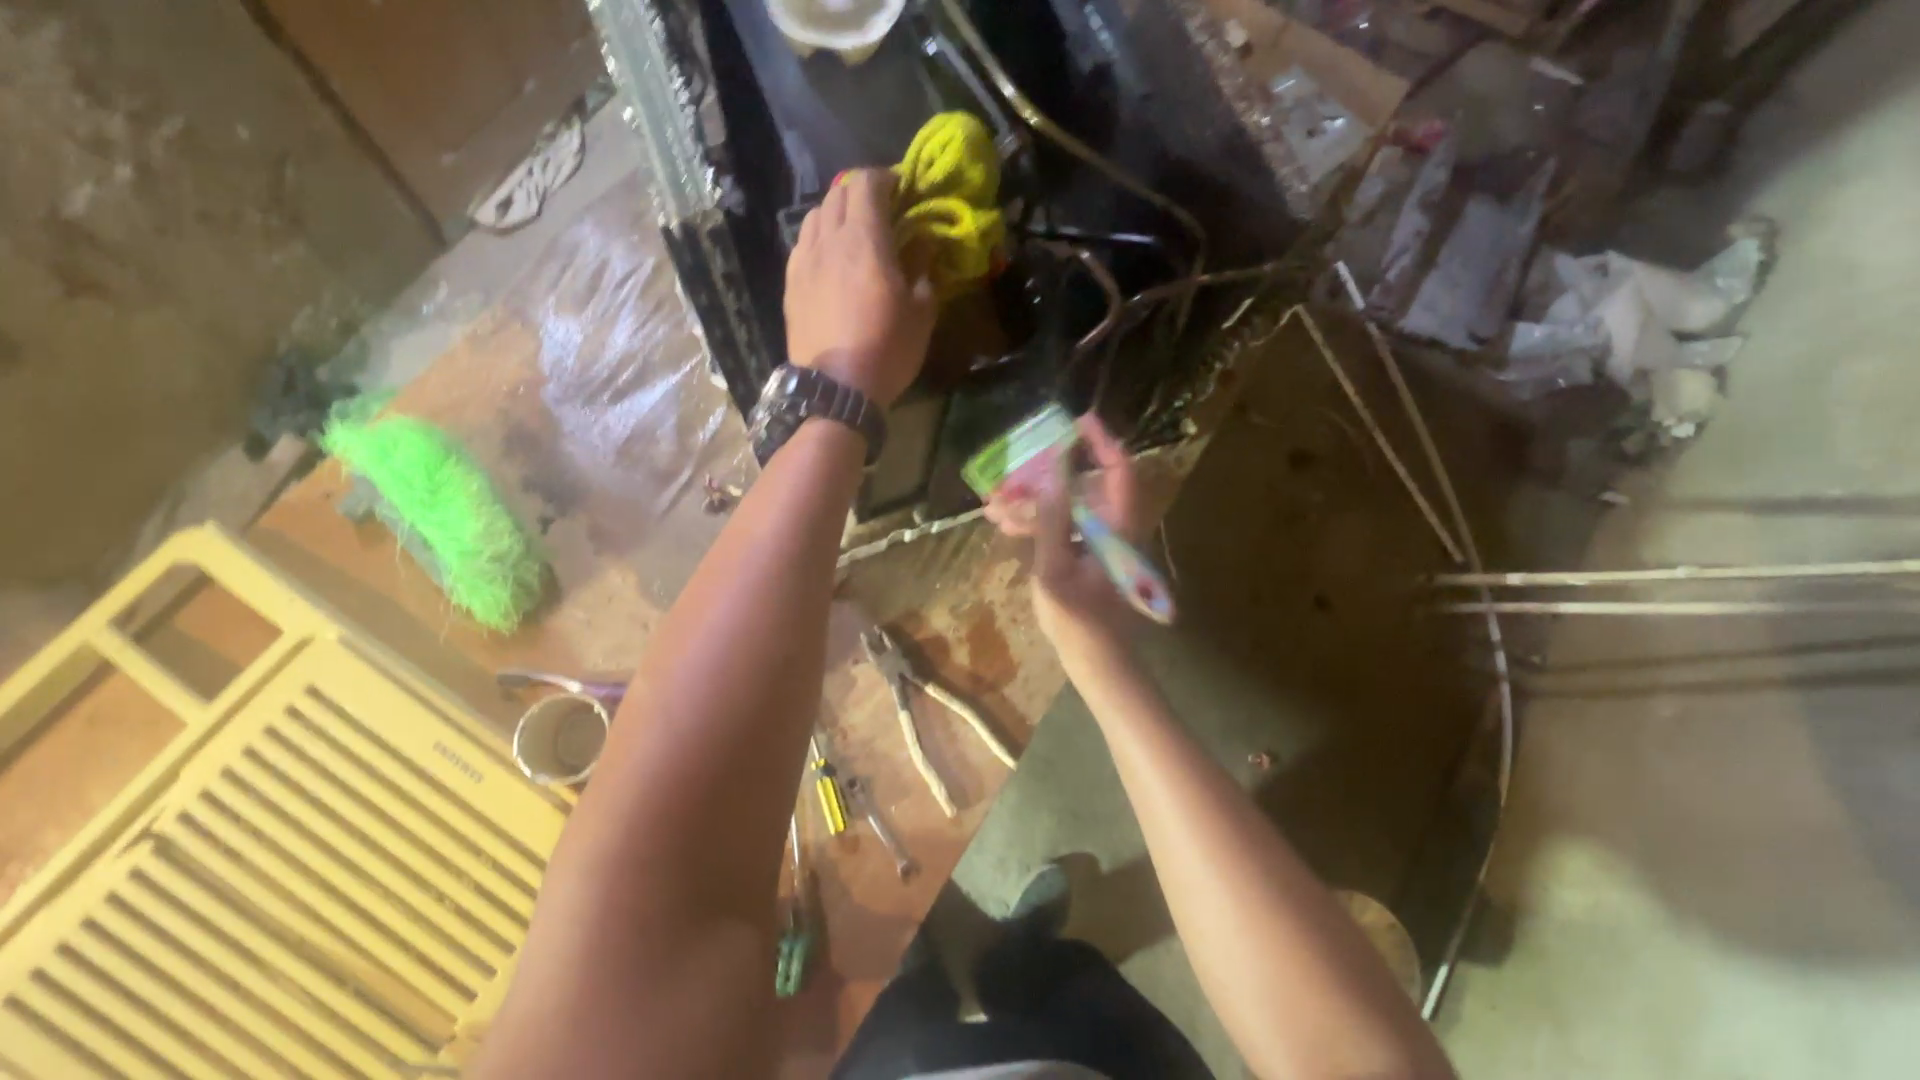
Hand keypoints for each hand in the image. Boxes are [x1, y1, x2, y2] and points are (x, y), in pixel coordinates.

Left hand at [784, 169, 936, 406]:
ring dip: (836, 213)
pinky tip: (831, 259)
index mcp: (864, 239)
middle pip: (838, 192)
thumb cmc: (887, 349)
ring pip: (815, 215)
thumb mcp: (921, 311)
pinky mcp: (790, 283)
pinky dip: (819, 238)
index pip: (866, 182)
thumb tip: (921, 244)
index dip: (885, 177)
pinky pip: (803, 243)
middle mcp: (828, 239)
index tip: (901, 189)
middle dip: (861, 192)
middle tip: (881, 210)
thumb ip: (922, 268)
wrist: (836, 390)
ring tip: (853, 232)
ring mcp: (803, 260)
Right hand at [989, 414, 1141, 667]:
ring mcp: (1101, 544)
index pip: (1119, 470)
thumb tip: (1052, 472)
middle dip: (1046, 476)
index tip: (1078, 420)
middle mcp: (1114, 528)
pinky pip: (1063, 528)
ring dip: (1033, 502)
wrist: (1096, 663)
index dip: (1102, 442)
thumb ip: (1052, 520)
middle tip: (1012, 472)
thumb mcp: (1056, 570)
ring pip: (1068, 507)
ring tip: (992, 503)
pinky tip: (1004, 524)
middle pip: (1085, 486)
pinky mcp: (1087, 558)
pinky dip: (1037, 523)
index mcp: (1118, 527)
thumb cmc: (1079, 622)